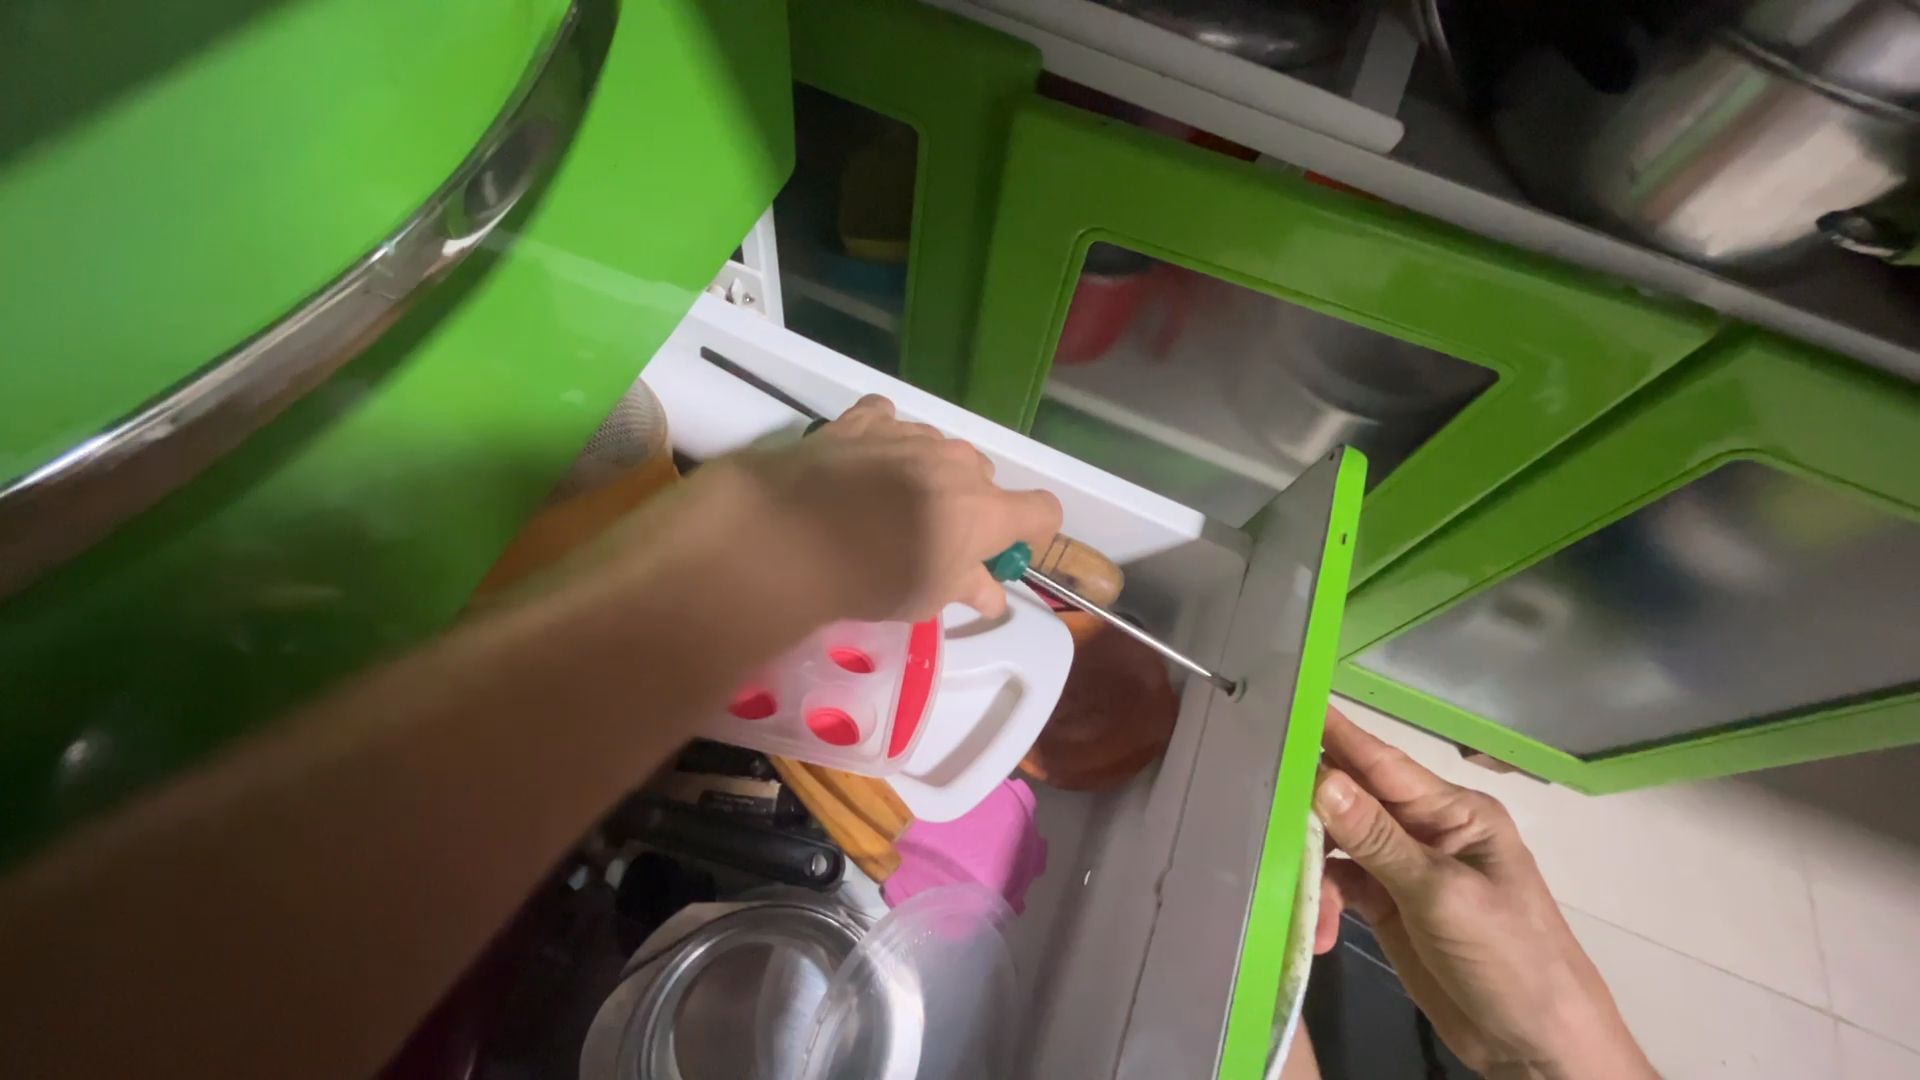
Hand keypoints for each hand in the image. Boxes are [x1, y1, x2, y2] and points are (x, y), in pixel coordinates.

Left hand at [726, 395, 1062, 620]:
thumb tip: (991, 595)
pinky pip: (889, 418)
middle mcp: (960, 463)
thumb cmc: (873, 577)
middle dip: (967, 503)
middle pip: (984, 478)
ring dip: (926, 472)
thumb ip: (969, 588)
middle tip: (930, 535)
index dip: (1030, 529)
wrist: (793, 536)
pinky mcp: (866, 418)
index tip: (1002, 548)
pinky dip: (885, 436)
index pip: (1043, 510)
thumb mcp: (928, 597)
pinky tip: (862, 459)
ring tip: (884, 501)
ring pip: (939, 449)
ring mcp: (913, 434)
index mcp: (987, 510)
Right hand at [1314, 707, 1654, 1079]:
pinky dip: (1321, 901)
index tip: (1282, 699)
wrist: (1540, 1054)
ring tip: (1295, 894)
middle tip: (1253, 797)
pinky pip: (1336, 882)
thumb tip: (1320, 778)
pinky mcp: (1384, 901)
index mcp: (1450, 811)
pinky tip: (1318, 931)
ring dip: (1310, 866)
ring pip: (1333, 841)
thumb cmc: (1514, 962)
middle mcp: (1420, 827)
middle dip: (1305, 803)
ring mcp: (1400, 864)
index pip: (1378, 760)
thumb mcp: (1443, 896)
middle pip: (1347, 797)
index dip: (1331, 731)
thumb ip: (1376, 838)